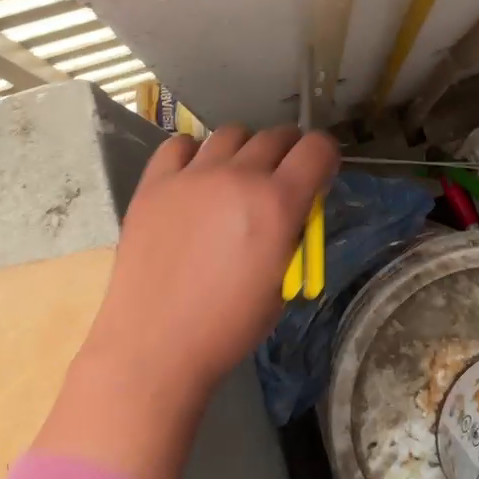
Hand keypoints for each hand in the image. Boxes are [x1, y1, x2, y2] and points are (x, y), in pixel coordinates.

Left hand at [33, 124, 338, 478]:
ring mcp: (192, 176)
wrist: (155, 345)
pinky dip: (195, 154)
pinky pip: (180, 145)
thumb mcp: (282, 282)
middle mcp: (238, 176)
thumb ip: (292, 234)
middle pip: (276, 136)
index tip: (319, 173)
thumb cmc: (228, 327)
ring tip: (237, 176)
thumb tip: (292, 208)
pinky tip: (194, 177)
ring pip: (231, 133)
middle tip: (281, 178)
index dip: (325, 157)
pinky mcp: (154, 183)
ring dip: (244, 149)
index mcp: (278, 203)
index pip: (317, 149)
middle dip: (288, 152)